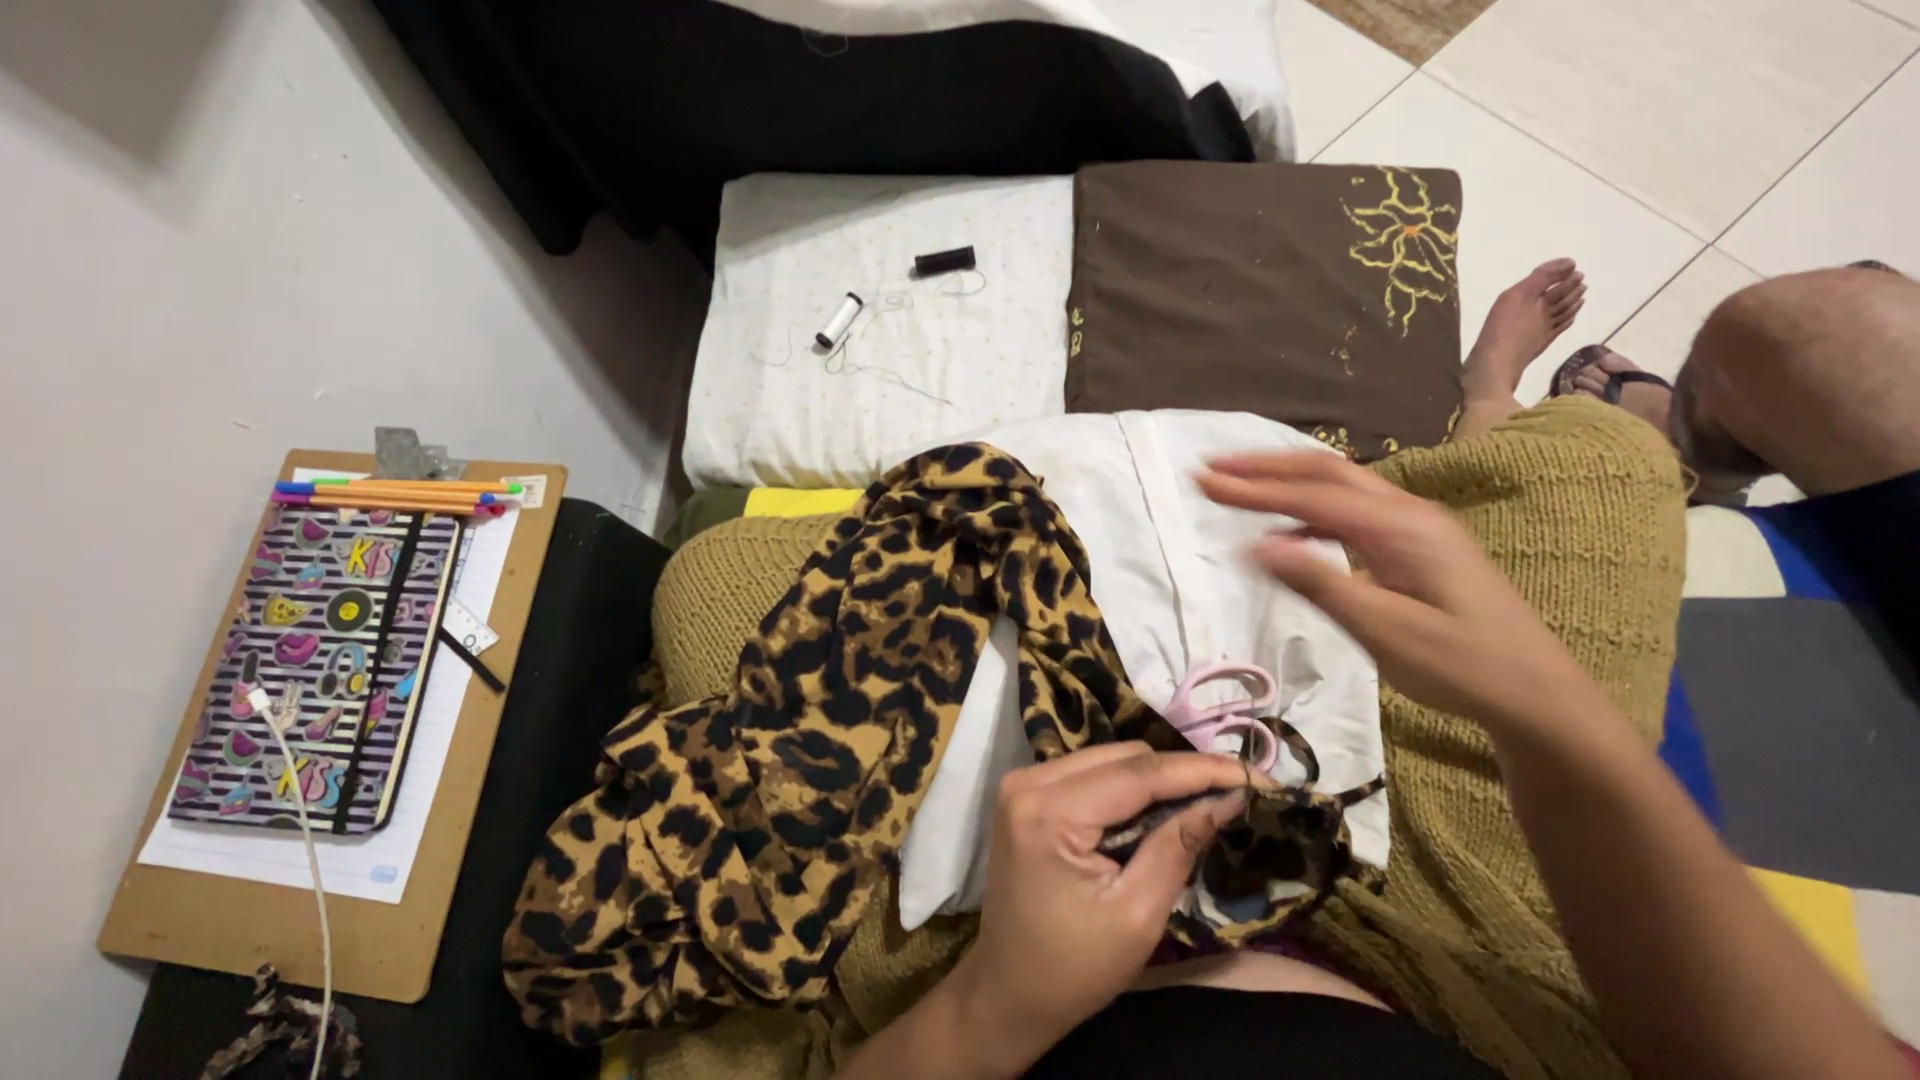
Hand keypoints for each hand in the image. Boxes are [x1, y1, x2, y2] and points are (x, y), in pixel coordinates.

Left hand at [952, 743, 1248, 1064]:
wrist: (1008, 989)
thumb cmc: (1073, 967)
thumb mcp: (1137, 915)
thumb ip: (1178, 846)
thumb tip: (1226, 797)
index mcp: (1050, 811)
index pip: (1139, 772)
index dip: (1201, 769)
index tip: (1255, 774)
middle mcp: (1029, 782)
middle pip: (1124, 756)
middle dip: (1180, 774)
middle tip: (1231, 797)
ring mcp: (1023, 784)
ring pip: (1108, 759)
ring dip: (1154, 780)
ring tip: (1199, 807)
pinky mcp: (1026, 795)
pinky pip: (1090, 773)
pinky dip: (1126, 788)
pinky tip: (1154, 815)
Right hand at [1196, 451, 1596, 730]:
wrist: (1535, 692)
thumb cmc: (1461, 666)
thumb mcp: (1384, 630)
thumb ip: (1319, 584)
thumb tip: (1254, 546)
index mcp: (1402, 527)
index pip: (1312, 495)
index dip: (1254, 487)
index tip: (1204, 481)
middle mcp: (1409, 512)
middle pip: (1326, 471)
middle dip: (1265, 467)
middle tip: (1212, 468)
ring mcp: (1416, 526)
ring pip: (1340, 487)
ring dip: (1286, 483)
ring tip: (1237, 489)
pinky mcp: (1416, 546)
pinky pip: (1352, 512)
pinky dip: (1310, 511)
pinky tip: (1287, 531)